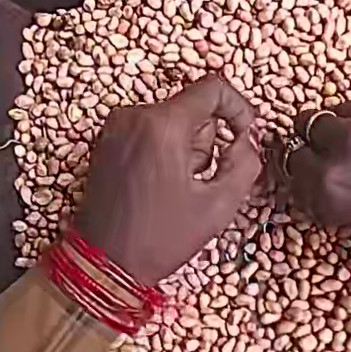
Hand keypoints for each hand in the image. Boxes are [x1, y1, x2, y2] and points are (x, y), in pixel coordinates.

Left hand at [76, 75, 263, 284]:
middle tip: (201, 182)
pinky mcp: (107, 141)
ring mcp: (116, 127)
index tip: (245, 136)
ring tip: (177, 190)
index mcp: (162, 125)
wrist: (103, 263)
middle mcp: (134, 116)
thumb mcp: (218, 206)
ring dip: (186, 149)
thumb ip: (246, 163)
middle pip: (192, 108)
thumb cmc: (157, 239)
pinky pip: (150, 132)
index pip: (213, 88)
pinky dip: (164, 152)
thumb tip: (247, 141)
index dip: (239, 109)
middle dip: (206, 142)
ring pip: (172, 121)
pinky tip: (159, 187)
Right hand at [282, 99, 350, 276]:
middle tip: (332, 157)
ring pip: (342, 110)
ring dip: (344, 127)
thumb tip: (326, 184)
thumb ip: (338, 199)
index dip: (301, 172)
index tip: (309, 175)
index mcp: (332, 185)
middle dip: (317, 143)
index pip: (293, 164)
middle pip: (308, 126)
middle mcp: (350, 146)